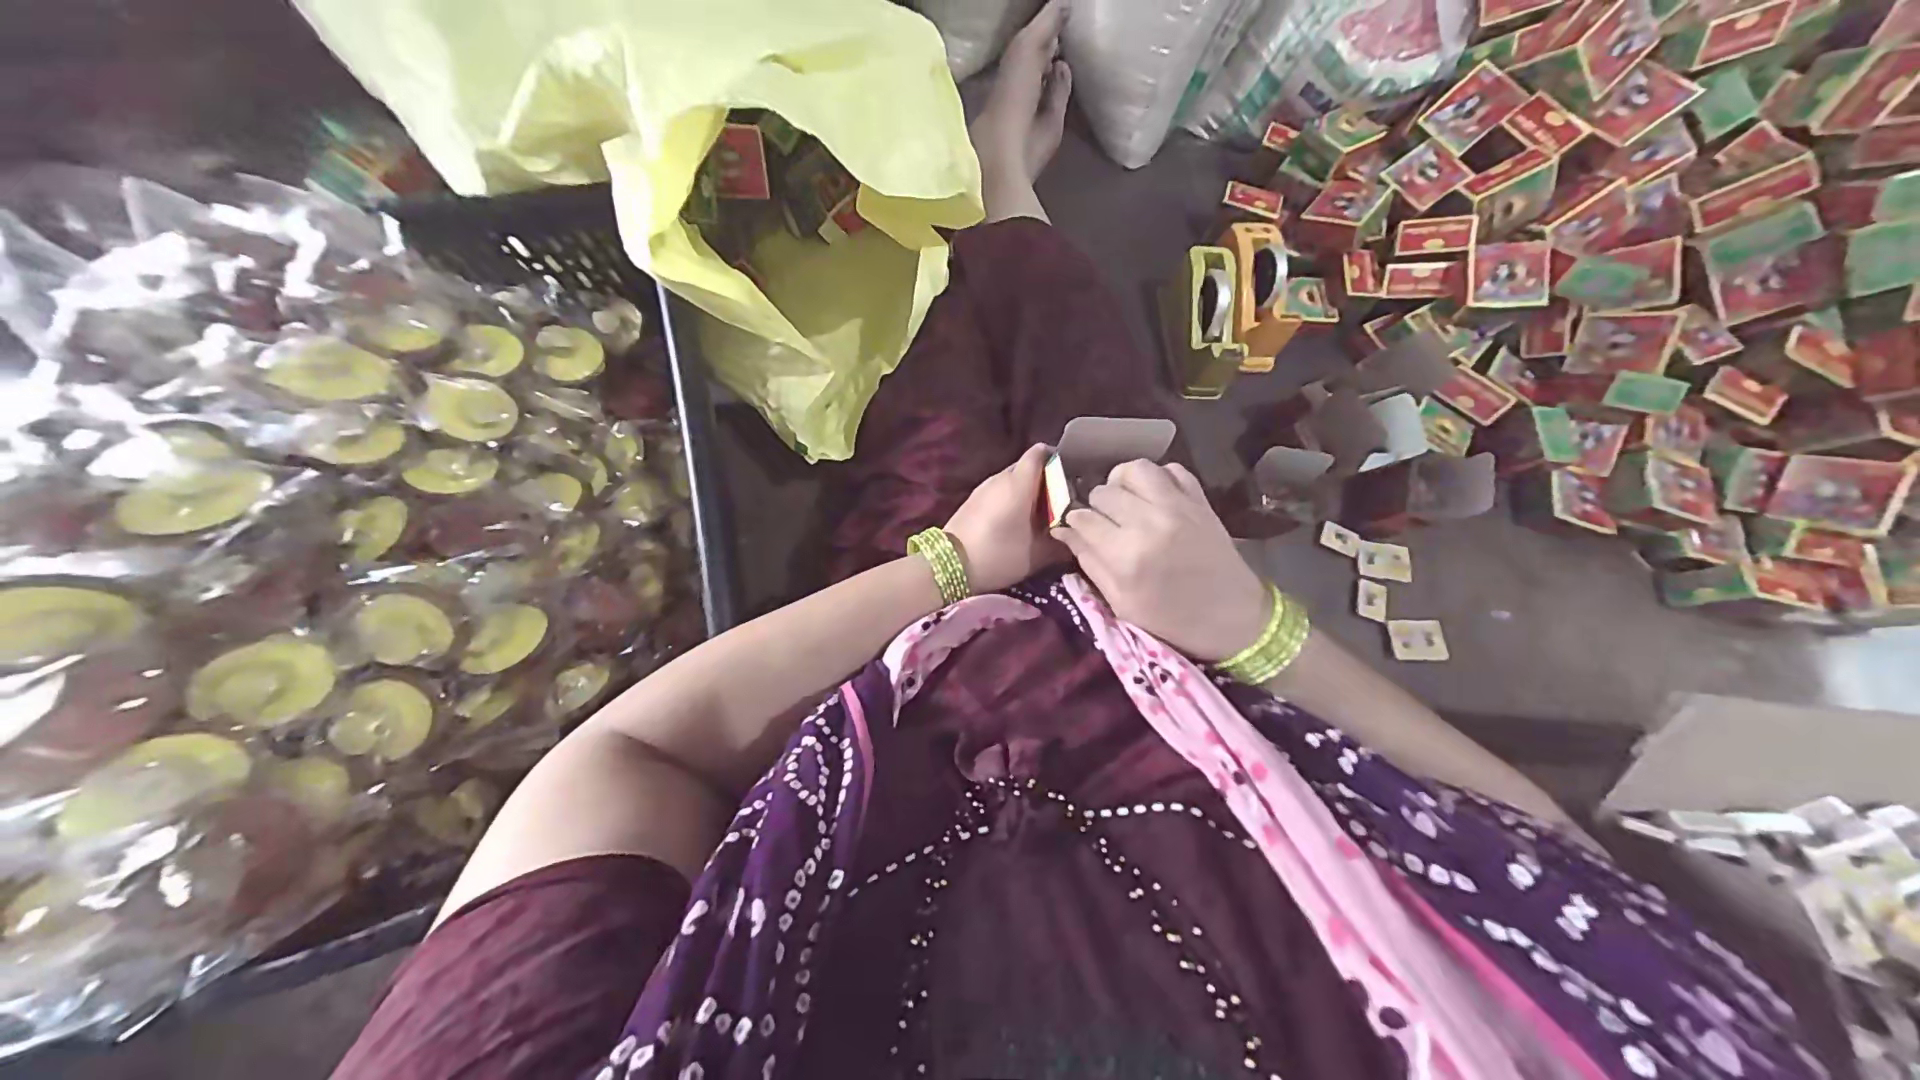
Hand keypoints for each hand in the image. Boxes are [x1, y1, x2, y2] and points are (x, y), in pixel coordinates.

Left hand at [942, 444, 1065, 593]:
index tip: (1071, 477)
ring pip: (1013, 481)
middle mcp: (1000, 478)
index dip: (1058, 459)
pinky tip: (1017, 522)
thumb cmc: (999, 554)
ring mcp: (983, 488)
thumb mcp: (1038, 554)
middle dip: (1046, 480)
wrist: (949, 565)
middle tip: (1061, 503)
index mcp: (1019, 482)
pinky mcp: (972, 501)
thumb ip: (1063, 542)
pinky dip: (1011, 501)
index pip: (1040, 452)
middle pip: (1028, 467)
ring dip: (1027, 493)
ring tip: (1040, 515)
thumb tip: (1080, 534)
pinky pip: (999, 492)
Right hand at [1051, 460, 1270, 661]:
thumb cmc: (1172, 620)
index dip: (1074, 522)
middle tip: (1103, 522)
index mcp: (1127, 555)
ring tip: (1124, 501)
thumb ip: (1089, 561)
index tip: (1077, 530)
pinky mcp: (1200, 500)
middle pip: (1103, 492)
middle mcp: (1150, 522)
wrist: (1235, 619)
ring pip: (1135, 469)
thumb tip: (1064, 530)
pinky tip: (1153, 498)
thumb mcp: (1121, 602)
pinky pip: (1171, 469)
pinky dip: (1157, 478)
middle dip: (1096, 505)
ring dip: (1122, 482)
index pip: (1082, 518)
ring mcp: (1178, 506)